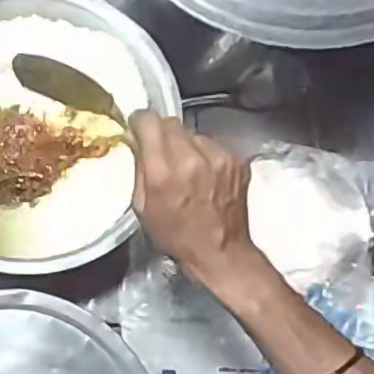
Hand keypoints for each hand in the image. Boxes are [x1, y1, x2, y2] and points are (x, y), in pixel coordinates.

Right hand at [130, 111, 275, 301]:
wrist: (220, 251)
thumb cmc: (176, 236)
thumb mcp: (142, 208)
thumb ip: (139, 171)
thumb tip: (136, 144)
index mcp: (164, 171)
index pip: (149, 121)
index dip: (140, 122)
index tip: (138, 129)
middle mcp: (192, 157)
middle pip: (171, 122)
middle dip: (161, 133)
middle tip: (160, 152)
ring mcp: (218, 157)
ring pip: (193, 133)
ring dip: (185, 145)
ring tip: (186, 168)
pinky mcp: (236, 160)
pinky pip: (213, 146)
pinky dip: (205, 155)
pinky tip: (205, 176)